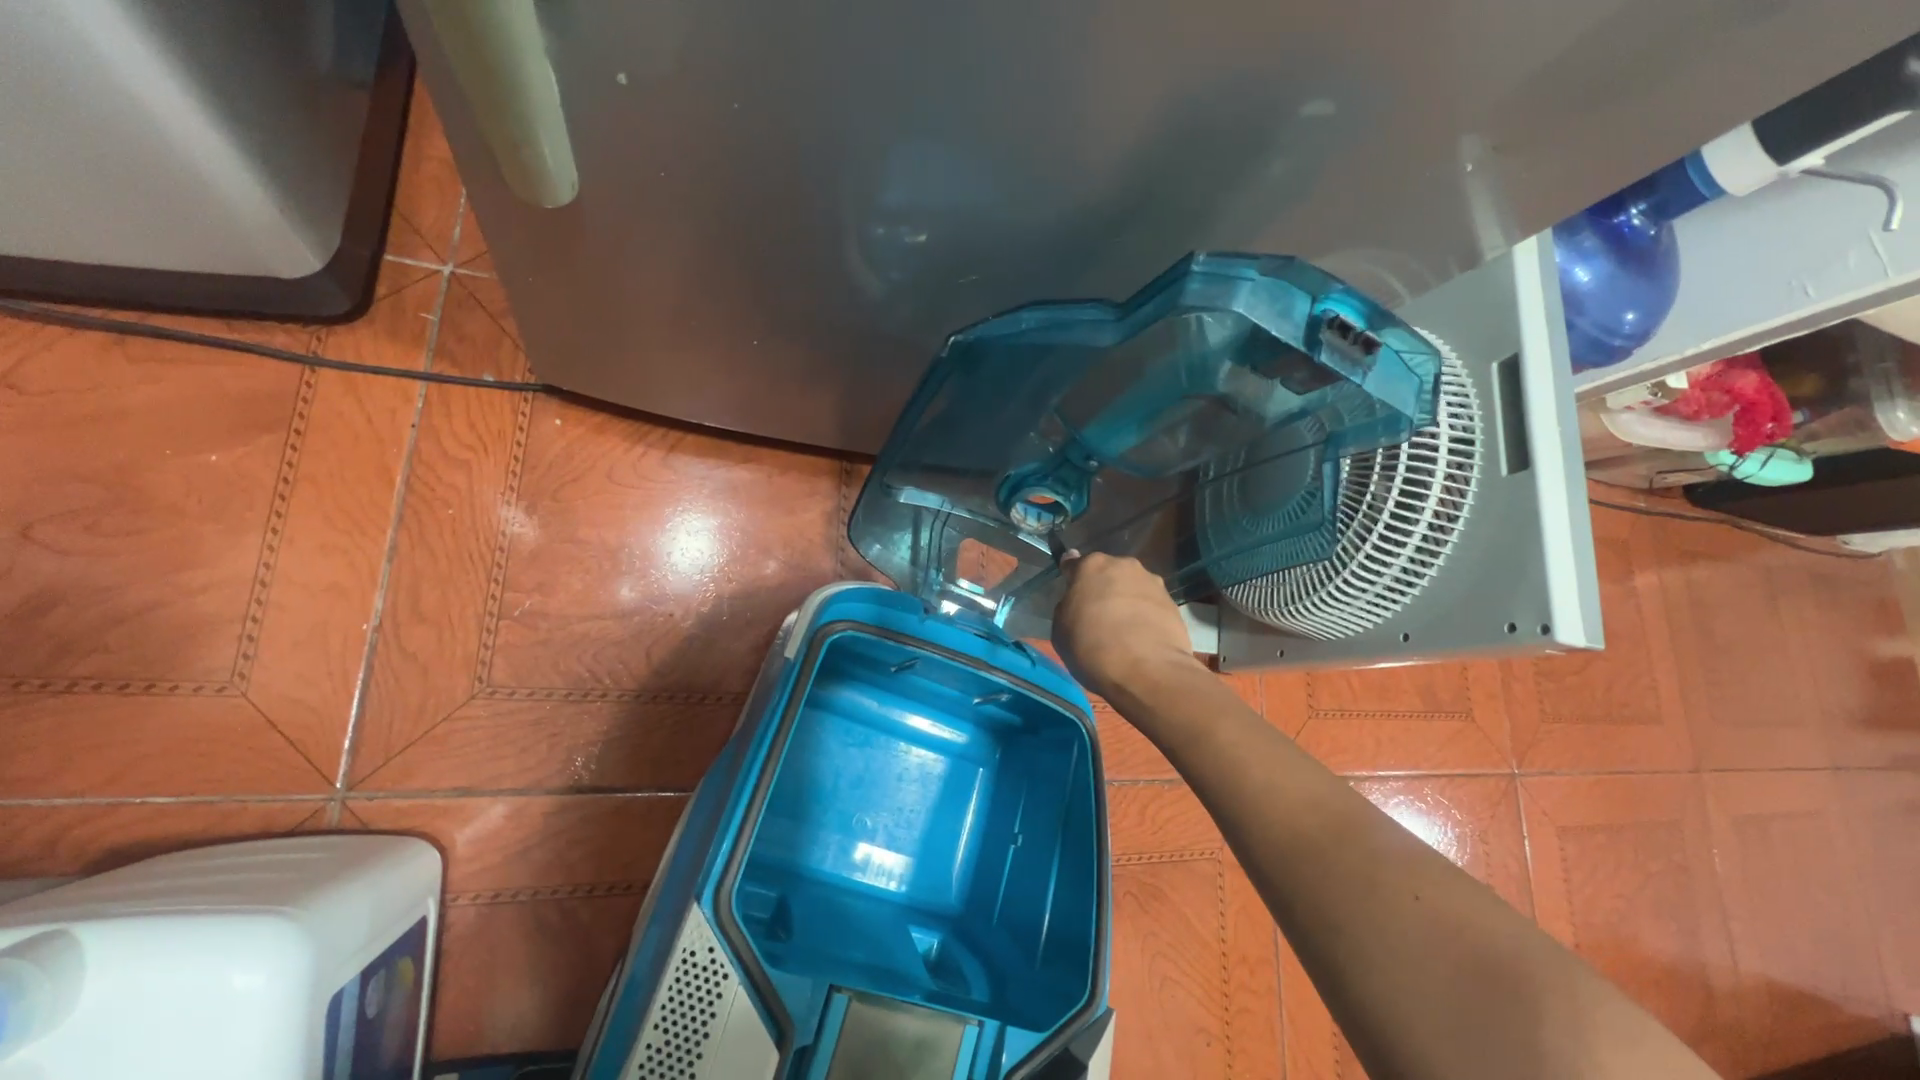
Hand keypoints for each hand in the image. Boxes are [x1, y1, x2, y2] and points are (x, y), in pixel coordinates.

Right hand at [1051, 553, 1203, 700]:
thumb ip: (1068, 607)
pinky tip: (1142, 638)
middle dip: (1102, 589)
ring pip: (1132, 588)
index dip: (1071, 577)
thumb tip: (1079, 602)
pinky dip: (1145, 616)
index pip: (1074, 564)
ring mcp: (1153, 583)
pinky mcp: (1173, 604)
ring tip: (1123, 630)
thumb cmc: (1092, 647)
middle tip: (1097, 615)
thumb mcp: (1061, 629)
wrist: (1146, 670)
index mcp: (1091, 566)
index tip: (1071, 589)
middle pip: (1108, 574)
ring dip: (1126, 601)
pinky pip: (1151, 606)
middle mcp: (1124, 566)